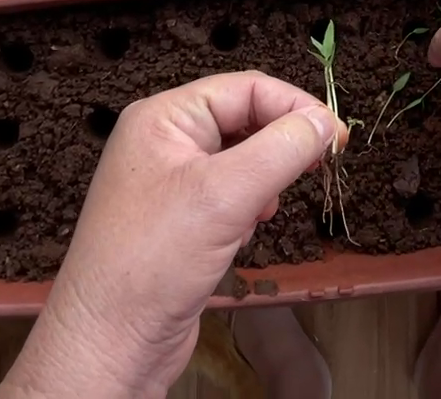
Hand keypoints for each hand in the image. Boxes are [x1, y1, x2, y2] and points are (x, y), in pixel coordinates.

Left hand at [0, 71, 343, 398]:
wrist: (104, 351)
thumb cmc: (155, 261)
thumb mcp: (226, 195)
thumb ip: (282, 149)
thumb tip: (325, 120)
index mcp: (164, 117)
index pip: (245, 89)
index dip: (295, 107)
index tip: (336, 138)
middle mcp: (164, 140)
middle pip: (244, 119)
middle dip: (279, 145)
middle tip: (317, 166)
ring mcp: (169, 181)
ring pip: (242, 157)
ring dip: (265, 179)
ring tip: (264, 210)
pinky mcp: (178, 218)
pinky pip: (229, 192)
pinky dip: (248, 206)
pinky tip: (245, 231)